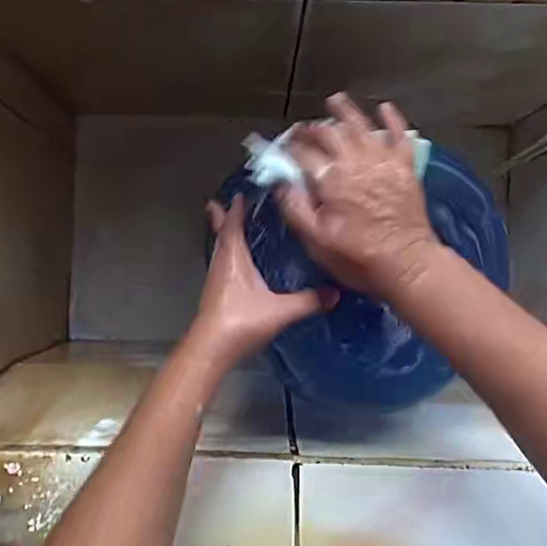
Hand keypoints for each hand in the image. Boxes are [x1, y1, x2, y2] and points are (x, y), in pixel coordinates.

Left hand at [192, 194, 335, 359]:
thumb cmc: (240, 322)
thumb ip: (309, 301)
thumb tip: (335, 293)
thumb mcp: (281, 310)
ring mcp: (216, 281)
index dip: (235, 210)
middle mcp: (222, 265)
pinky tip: (237, 266)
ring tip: (231, 229)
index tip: (239, 196)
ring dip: (225, 237)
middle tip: (220, 205)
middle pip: (222, 235)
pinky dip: (228, 256)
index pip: (233, 226)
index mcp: (234, 258)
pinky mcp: (216, 296)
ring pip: (220, 251)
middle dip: (223, 219)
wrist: (210, 350)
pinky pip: (222, 266)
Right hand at [275, 93, 440, 297]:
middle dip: (312, 129)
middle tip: (303, 130)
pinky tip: (385, 108)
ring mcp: (383, 162)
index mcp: (331, 180)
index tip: (283, 150)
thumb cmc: (360, 257)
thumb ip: (295, 208)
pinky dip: (392, 119)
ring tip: (336, 101)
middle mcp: (356, 163)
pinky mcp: (405, 167)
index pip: (303, 154)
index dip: (289, 149)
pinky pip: (399, 135)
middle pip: (330, 134)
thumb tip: (282, 184)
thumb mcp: (316, 240)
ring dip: (347, 111)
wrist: (407, 263)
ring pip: (362, 126)